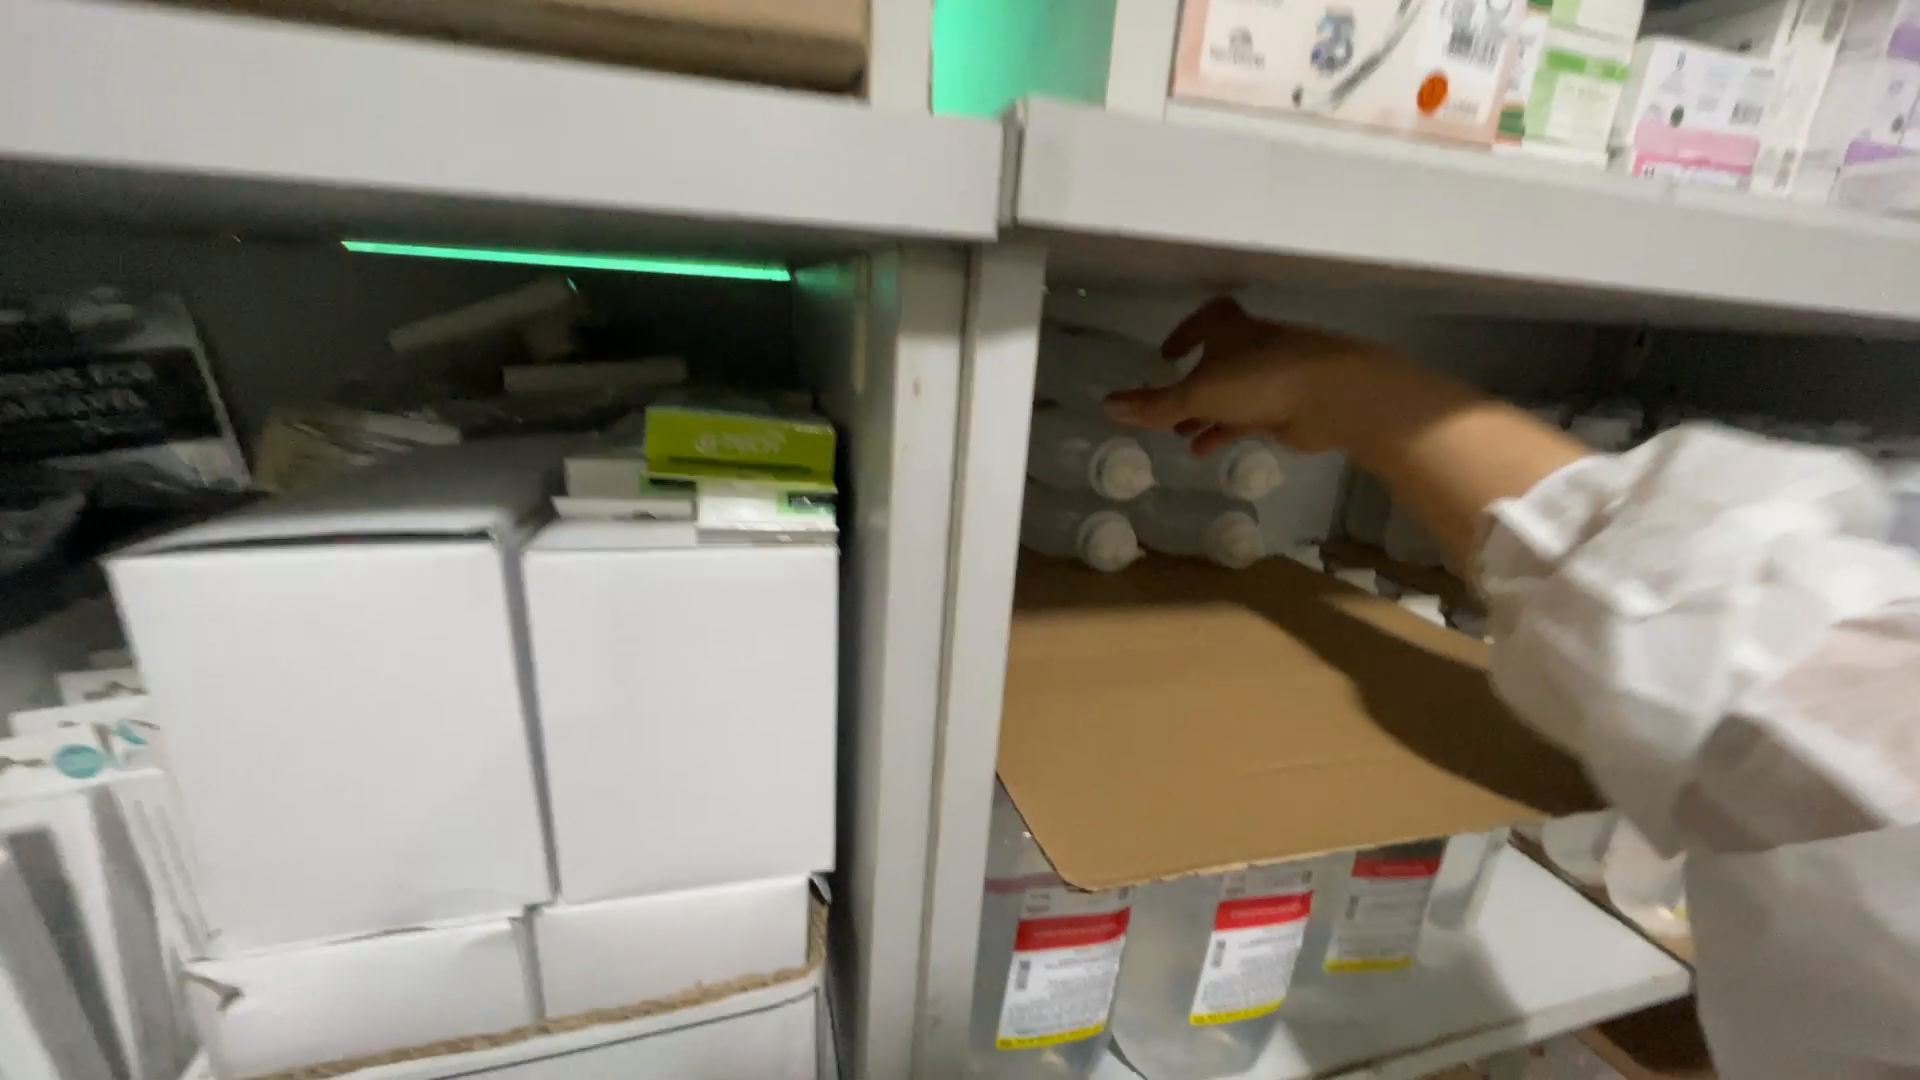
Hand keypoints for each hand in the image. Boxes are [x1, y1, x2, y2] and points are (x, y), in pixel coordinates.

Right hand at [1101, 296, 1436, 454]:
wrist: (1333, 396)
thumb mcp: (1195, 394)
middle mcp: (1253, 346)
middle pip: (1217, 359)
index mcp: (1231, 329)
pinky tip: (1202, 450)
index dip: (1186, 332)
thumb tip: (1106, 406)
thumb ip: (1152, 405)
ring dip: (1204, 412)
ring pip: (1231, 393)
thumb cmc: (1259, 380)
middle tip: (1166, 403)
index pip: (1208, 317)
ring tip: (1177, 434)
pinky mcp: (1288, 406)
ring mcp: (1274, 376)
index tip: (1167, 354)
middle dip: (1191, 381)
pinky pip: (1247, 418)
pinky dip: (1223, 431)